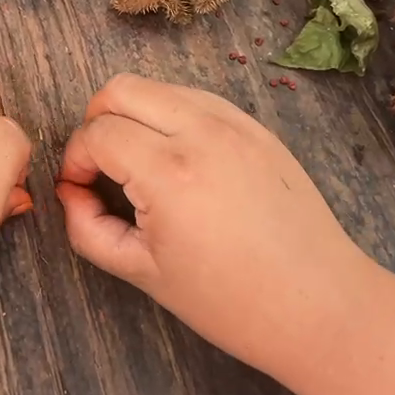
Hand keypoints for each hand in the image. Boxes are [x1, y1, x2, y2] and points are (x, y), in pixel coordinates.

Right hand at [55, 74, 373, 371]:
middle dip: (96, 122)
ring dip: (133, 114)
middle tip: (103, 166)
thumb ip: (88, 229)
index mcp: (169, 171)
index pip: (97, 133)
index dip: (76, 159)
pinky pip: (194, 97)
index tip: (81, 189)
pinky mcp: (255, 124)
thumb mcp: (144, 273)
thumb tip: (69, 192)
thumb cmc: (230, 302)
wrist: (324, 307)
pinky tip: (179, 157)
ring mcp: (233, 121)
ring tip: (141, 162)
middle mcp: (199, 130)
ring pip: (156, 86)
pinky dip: (170, 115)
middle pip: (119, 89)